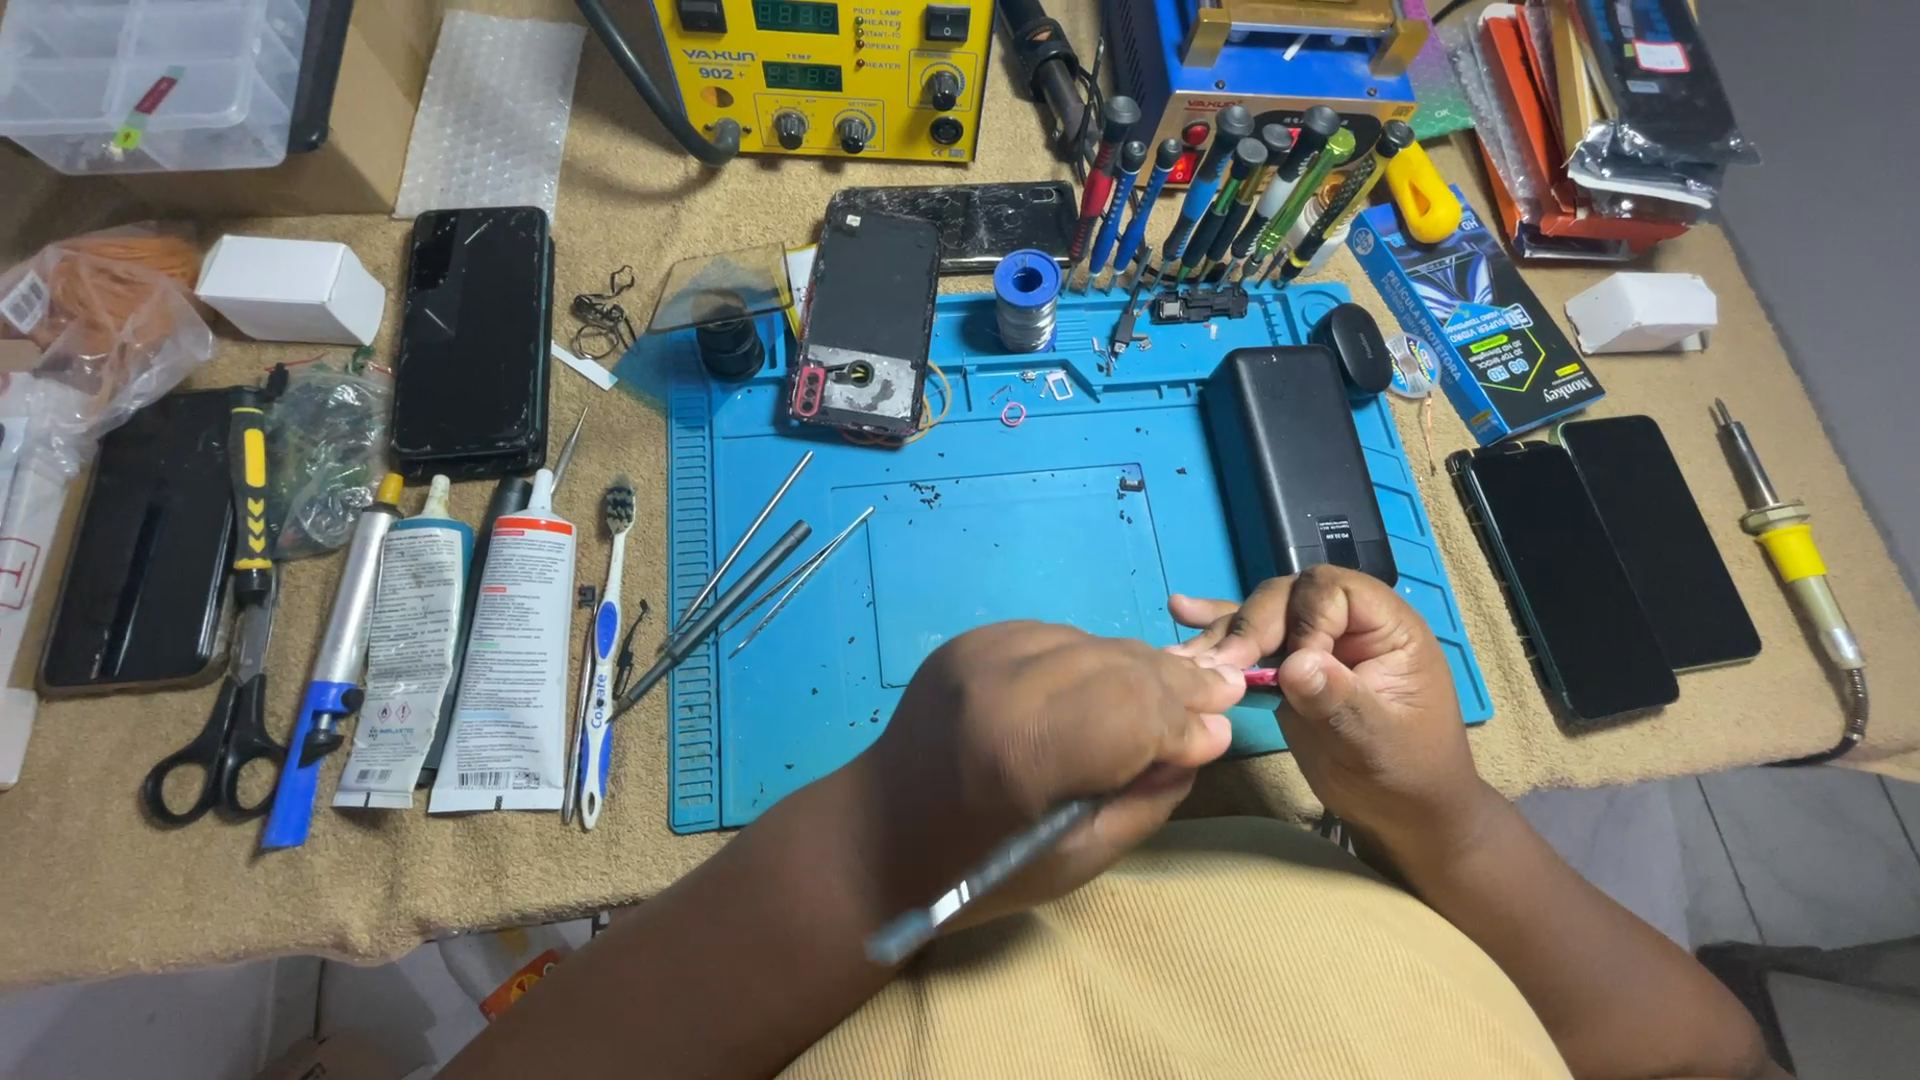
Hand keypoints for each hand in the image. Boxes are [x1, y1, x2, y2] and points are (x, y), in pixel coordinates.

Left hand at [855, 621, 1242, 932]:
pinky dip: (1090, 656)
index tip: (1221, 728)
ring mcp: (978, 652)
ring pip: (1090, 641)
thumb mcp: (1078, 859)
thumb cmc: (979, 869)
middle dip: (1175, 681)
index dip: (1184, 719)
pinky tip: (1107, 678)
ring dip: (1136, 664)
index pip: (1134, 710)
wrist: (878, 833)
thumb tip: (1205, 738)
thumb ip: (1147, 796)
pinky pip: (1054, 636)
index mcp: (1022, 749)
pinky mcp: (969, 640)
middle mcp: (999, 682)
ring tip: (1176, 681)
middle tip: (1219, 688)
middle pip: (1117, 663)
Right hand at [1168, 566, 1495, 858]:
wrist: (1401, 813)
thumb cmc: (1408, 776)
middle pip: (1286, 596)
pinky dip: (1216, 627)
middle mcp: (1346, 624)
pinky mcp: (1284, 666)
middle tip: (1219, 668)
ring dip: (1221, 635)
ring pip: (1259, 616)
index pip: (1332, 591)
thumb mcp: (1380, 745)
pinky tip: (1179, 609)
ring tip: (1184, 659)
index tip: (1292, 672)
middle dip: (1250, 627)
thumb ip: (1340, 702)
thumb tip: (1295, 664)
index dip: (1304, 621)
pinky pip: (1250, 639)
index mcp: (1387, 627)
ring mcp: (1313, 642)